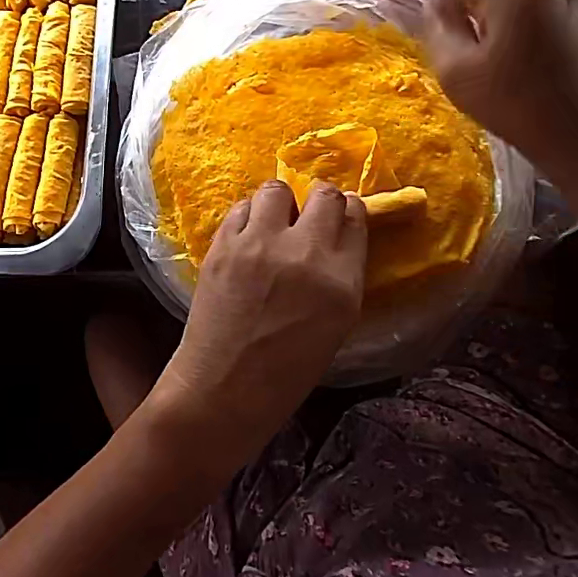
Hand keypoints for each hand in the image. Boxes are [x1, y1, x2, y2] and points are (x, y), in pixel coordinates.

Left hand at [157, 180, 367, 448]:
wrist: (224, 386)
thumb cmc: (286, 368)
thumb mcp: (336, 322)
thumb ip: (341, 274)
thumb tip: (333, 236)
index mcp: (342, 281)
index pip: (355, 217)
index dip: (347, 213)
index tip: (337, 218)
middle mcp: (304, 254)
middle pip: (323, 195)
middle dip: (318, 201)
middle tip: (305, 219)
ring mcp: (258, 246)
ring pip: (276, 190)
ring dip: (278, 204)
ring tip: (271, 227)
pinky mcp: (222, 247)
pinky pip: (239, 208)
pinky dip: (246, 218)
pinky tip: (245, 239)